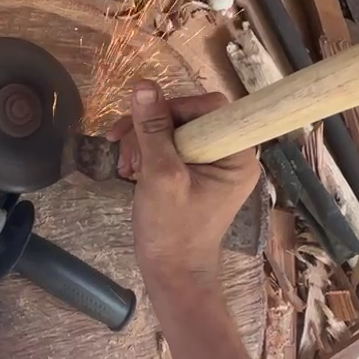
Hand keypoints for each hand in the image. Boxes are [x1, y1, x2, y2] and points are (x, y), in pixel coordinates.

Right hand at [105, 81, 258, 289]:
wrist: (171, 273)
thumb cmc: (171, 230)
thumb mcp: (160, 175)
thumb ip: (153, 129)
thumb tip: (143, 85)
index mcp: (235, 155)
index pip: (211, 107)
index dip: (177, 107)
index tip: (148, 121)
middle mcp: (229, 154)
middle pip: (188, 115)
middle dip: (152, 126)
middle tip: (122, 142)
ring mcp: (211, 163)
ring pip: (173, 127)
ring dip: (143, 138)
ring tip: (124, 162)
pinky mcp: (194, 171)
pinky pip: (169, 144)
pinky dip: (146, 149)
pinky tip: (128, 166)